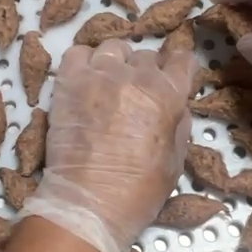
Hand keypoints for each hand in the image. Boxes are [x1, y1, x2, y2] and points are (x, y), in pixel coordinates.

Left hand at [21, 39, 197, 251]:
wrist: (90, 203)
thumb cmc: (139, 190)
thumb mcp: (177, 159)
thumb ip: (179, 122)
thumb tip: (175, 104)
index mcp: (168, 94)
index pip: (182, 59)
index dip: (179, 67)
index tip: (173, 75)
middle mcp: (136, 77)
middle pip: (146, 56)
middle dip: (146, 72)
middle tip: (137, 94)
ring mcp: (100, 75)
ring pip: (113, 48)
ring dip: (116, 63)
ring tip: (109, 84)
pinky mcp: (69, 81)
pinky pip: (78, 53)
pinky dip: (84, 62)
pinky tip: (85, 81)